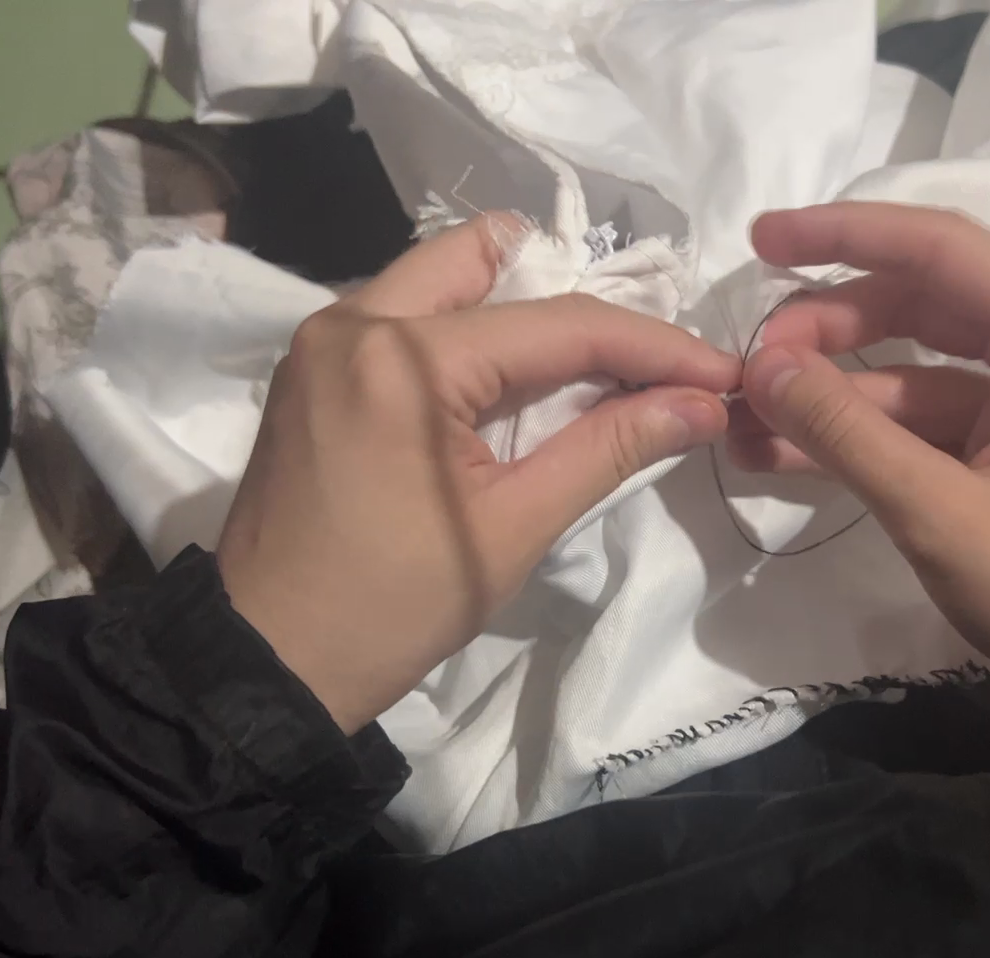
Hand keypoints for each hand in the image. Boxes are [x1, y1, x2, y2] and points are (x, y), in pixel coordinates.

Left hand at [219, 216, 738, 733]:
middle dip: (580, 303)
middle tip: (639, 361)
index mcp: (405, 360)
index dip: (653, 347)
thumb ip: (610, 448)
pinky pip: (409, 319)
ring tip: (586, 372)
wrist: (271, 662)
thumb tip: (701, 405)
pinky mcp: (314, 368)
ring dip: (523, 314)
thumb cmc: (395, 608)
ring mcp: (323, 338)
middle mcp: (354, 319)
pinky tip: (508, 386)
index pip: (559, 326)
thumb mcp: (514, 527)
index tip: (718, 373)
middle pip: (491, 263)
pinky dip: (472, 338)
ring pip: (445, 281)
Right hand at [731, 203, 989, 781]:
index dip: (844, 236)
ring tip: (745, 419)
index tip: (762, 240)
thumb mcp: (941, 512)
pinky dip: (853, 441)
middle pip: (919, 308)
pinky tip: (782, 458)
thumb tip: (760, 365)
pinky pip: (915, 430)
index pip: (943, 251)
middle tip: (748, 364)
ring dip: (826, 395)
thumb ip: (846, 433)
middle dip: (825, 331)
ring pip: (906, 375)